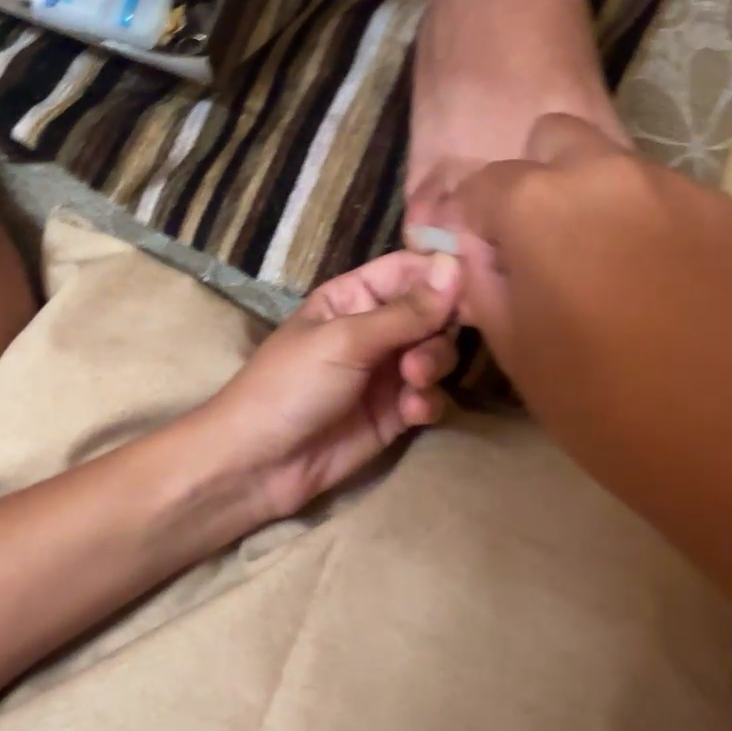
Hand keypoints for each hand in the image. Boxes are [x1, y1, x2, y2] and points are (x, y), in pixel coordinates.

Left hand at [196, 251, 462, 520]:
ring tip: (413, 382)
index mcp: (353, 296)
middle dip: (438, 329)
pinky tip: (411, 413)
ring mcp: (386, 371)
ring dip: (434, 364)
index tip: (472, 286)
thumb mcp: (345, 340)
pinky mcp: (395, 413)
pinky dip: (428, 401)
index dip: (441, 274)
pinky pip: (430, 396)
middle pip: (432, 312)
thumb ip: (405, 311)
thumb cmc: (290, 385)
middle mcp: (375, 328)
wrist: (259, 464)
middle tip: (423, 352)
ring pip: (437, 354)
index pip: (409, 269)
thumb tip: (456, 266)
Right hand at [439, 115, 731, 462]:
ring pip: (613, 167)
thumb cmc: (613, 412)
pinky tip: (669, 286)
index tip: (488, 261)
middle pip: (551, 142)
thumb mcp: (519, 355)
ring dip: (595, 202)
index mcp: (539, 206)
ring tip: (614, 274)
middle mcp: (605, 174)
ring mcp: (675, 186)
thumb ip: (486, 284)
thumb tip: (484, 250)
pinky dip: (650, 224)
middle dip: (535, 183)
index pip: (481, 186)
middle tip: (547, 249)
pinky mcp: (730, 209)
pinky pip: (667, 197)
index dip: (475, 223)